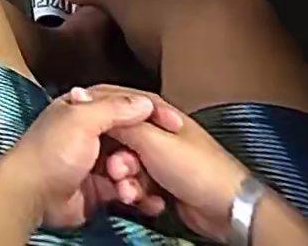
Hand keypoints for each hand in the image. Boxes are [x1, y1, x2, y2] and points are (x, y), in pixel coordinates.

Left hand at [0, 86, 172, 228]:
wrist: (36, 191)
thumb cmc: (56, 149)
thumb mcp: (82, 121)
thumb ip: (112, 110)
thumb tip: (144, 100)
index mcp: (81, 107)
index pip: (120, 104)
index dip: (148, 112)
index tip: (178, 125)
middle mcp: (88, 130)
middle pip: (130, 137)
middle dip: (143, 154)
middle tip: (146, 167)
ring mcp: (94, 160)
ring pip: (131, 166)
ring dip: (137, 178)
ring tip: (127, 188)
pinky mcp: (99, 187)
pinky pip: (127, 188)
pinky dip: (137, 195)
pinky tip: (146, 204)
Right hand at [94, 89, 251, 240]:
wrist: (231, 211)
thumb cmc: (192, 167)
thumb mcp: (150, 140)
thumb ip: (116, 120)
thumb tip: (81, 96)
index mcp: (151, 108)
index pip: (110, 98)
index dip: (92, 109)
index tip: (76, 122)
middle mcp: (152, 127)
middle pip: (116, 133)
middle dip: (112, 155)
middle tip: (114, 170)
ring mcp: (157, 154)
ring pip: (124, 159)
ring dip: (124, 177)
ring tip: (129, 191)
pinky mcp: (161, 179)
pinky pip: (137, 178)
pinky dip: (136, 190)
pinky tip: (141, 199)